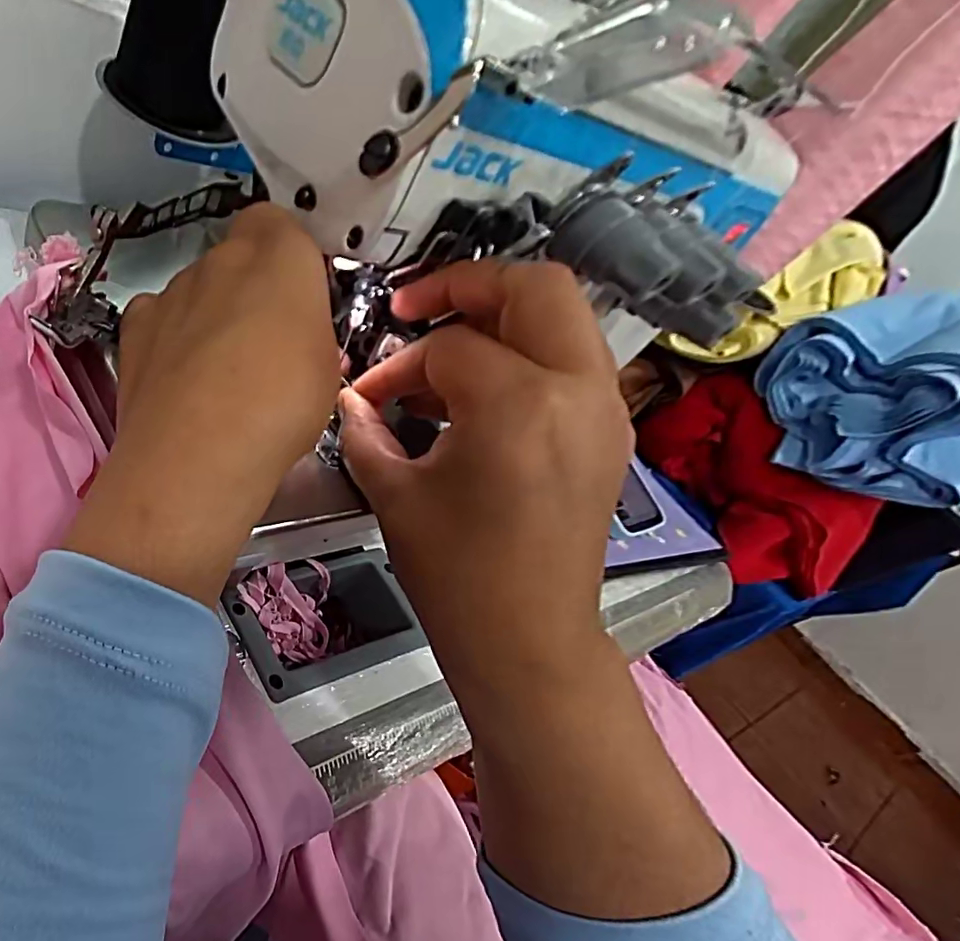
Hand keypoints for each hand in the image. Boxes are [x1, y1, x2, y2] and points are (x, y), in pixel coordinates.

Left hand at [63, 204, 337, 605]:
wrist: (197, 454)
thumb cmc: (279, 409)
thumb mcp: (326, 371)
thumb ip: (309, 334)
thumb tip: (294, 340)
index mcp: (280, 255)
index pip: (282, 227)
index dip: (288, 262)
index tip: (297, 303)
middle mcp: (220, 260)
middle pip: (235, 261)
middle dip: (247, 294)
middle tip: (259, 349)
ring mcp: (170, 293)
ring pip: (193, 293)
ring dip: (205, 318)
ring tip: (213, 378)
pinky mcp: (132, 329)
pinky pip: (155, 320)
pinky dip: (165, 339)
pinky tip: (175, 379)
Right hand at [343, 260, 729, 918]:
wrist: (526, 637)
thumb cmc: (454, 574)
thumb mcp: (395, 496)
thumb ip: (365, 433)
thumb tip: (349, 400)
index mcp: (517, 405)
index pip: (448, 349)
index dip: (395, 368)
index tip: (364, 399)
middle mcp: (577, 388)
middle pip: (533, 286)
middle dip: (466, 285)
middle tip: (414, 308)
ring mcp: (606, 407)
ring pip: (562, 316)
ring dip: (499, 318)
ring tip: (443, 356)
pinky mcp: (610, 430)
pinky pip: (570, 359)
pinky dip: (524, 354)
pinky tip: (479, 395)